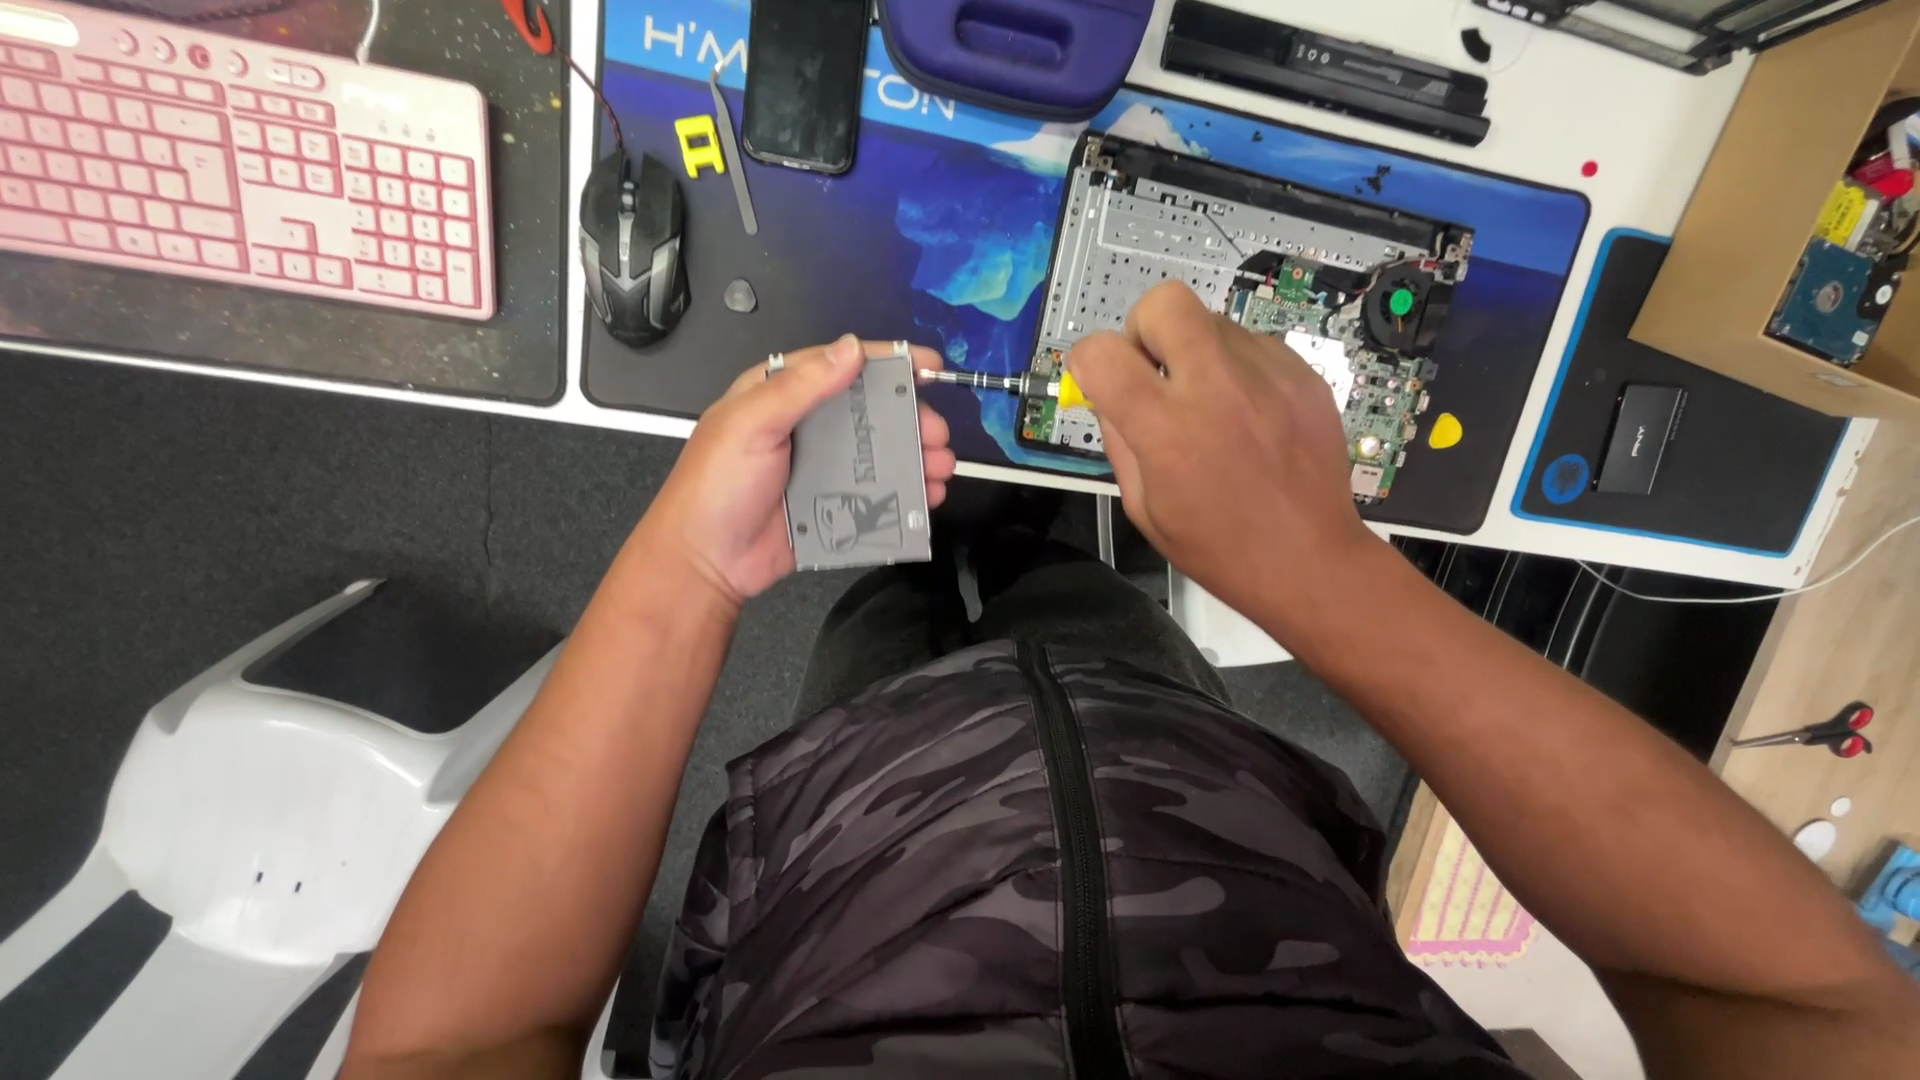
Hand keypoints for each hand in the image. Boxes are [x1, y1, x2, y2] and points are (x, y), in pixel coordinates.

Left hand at [631, 335, 956, 608]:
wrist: (705, 561)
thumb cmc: (716, 486)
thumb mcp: (751, 424)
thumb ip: (801, 385)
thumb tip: (850, 348)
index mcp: (781, 394)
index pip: (841, 365)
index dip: (887, 362)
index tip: (927, 365)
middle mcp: (807, 426)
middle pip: (871, 411)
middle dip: (911, 419)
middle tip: (937, 434)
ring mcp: (822, 467)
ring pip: (880, 452)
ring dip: (916, 457)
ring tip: (940, 467)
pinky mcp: (833, 504)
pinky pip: (877, 493)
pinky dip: (906, 492)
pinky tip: (927, 495)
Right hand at [1065, 283, 1378, 627]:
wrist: (1309, 560)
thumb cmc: (1216, 546)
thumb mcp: (1143, 507)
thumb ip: (1119, 441)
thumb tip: (1105, 394)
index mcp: (1167, 429)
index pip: (1102, 352)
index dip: (1087, 360)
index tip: (1098, 380)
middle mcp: (1217, 387)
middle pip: (1164, 302)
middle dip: (1144, 328)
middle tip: (1154, 370)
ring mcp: (1267, 375)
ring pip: (1211, 322)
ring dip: (1194, 351)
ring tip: (1208, 402)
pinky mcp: (1303, 374)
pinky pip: (1252, 345)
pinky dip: (1236, 368)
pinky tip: (1246, 413)